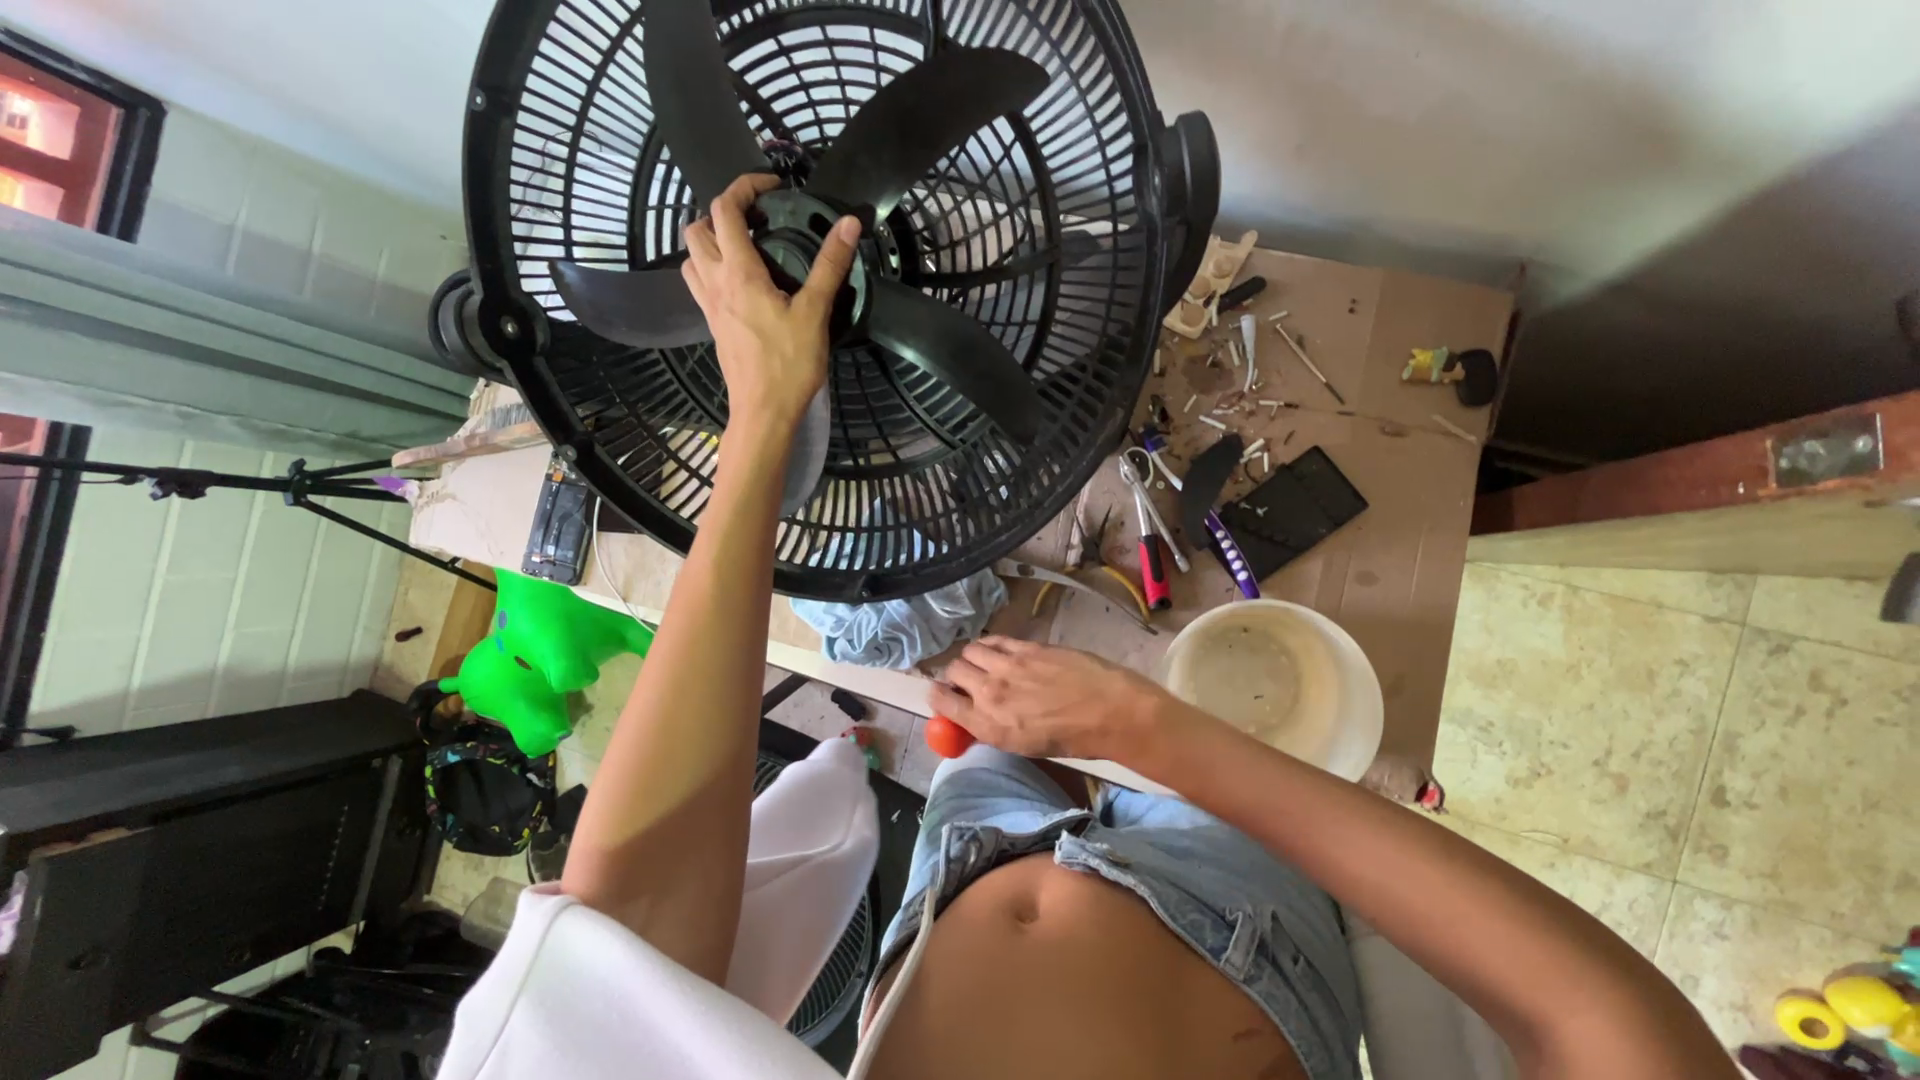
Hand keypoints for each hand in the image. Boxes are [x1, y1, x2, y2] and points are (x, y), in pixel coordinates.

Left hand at [681, 173, 861, 427]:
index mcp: (738, 272)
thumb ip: (829, 266)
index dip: (744, 187)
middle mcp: (715, 282)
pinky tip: (741, 281)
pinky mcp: (714, 325)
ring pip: (692, 256)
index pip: (725, 209)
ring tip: (745, 246)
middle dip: (722, 213)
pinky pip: (699, 283)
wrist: (763, 412)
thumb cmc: (788, 364)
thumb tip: (848, 222)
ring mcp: (709, 305)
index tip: (772, 187)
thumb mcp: (815, 313)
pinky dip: (712, 268)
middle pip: (697, 228)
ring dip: (711, 240)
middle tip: (757, 220)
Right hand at [930, 636, 1193, 761]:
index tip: (944, 696)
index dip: (938, 697)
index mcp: (989, 725)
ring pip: (970, 651)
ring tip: (984, 663)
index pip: (942, 703)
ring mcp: (1008, 666)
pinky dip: (990, 645)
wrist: (1112, 712)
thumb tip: (979, 716)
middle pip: (953, 672)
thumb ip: (995, 727)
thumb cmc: (1074, 739)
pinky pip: (994, 640)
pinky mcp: (1027, 647)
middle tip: (967, 680)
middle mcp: (990, 693)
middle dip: (955, 676)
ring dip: (971, 657)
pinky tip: (999, 651)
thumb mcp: (1025, 746)